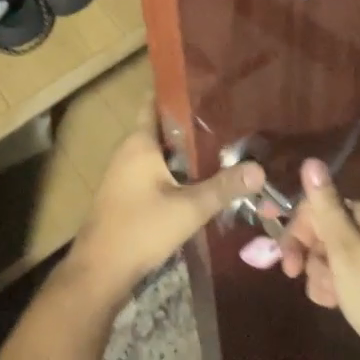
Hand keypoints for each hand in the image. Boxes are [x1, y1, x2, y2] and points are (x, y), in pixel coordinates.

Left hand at [68, 105, 265, 295]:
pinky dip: (172, 170)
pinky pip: (151, 171)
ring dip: (182, 151)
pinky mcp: (124, 194)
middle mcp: (127, 150)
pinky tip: (194, 180)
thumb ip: (224, 187)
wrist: (99, 271)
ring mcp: (122, 173)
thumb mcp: (189, 208)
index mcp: (139, 142)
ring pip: (157, 152)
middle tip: (225, 120)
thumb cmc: (141, 229)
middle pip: (161, 128)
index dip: (179, 93)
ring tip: (218, 147)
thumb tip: (260, 169)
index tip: (207, 88)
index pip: (156, 102)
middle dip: (189, 125)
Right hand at [275, 159, 359, 359]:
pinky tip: (334, 303)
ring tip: (328, 295)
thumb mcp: (344, 248)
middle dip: (308, 254)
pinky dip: (331, 287)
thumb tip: (312, 160)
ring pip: (326, 256)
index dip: (297, 227)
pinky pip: (340, 275)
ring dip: (319, 275)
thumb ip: (325, 205)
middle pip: (321, 230)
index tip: (285, 256)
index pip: (318, 206)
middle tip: (295, 275)